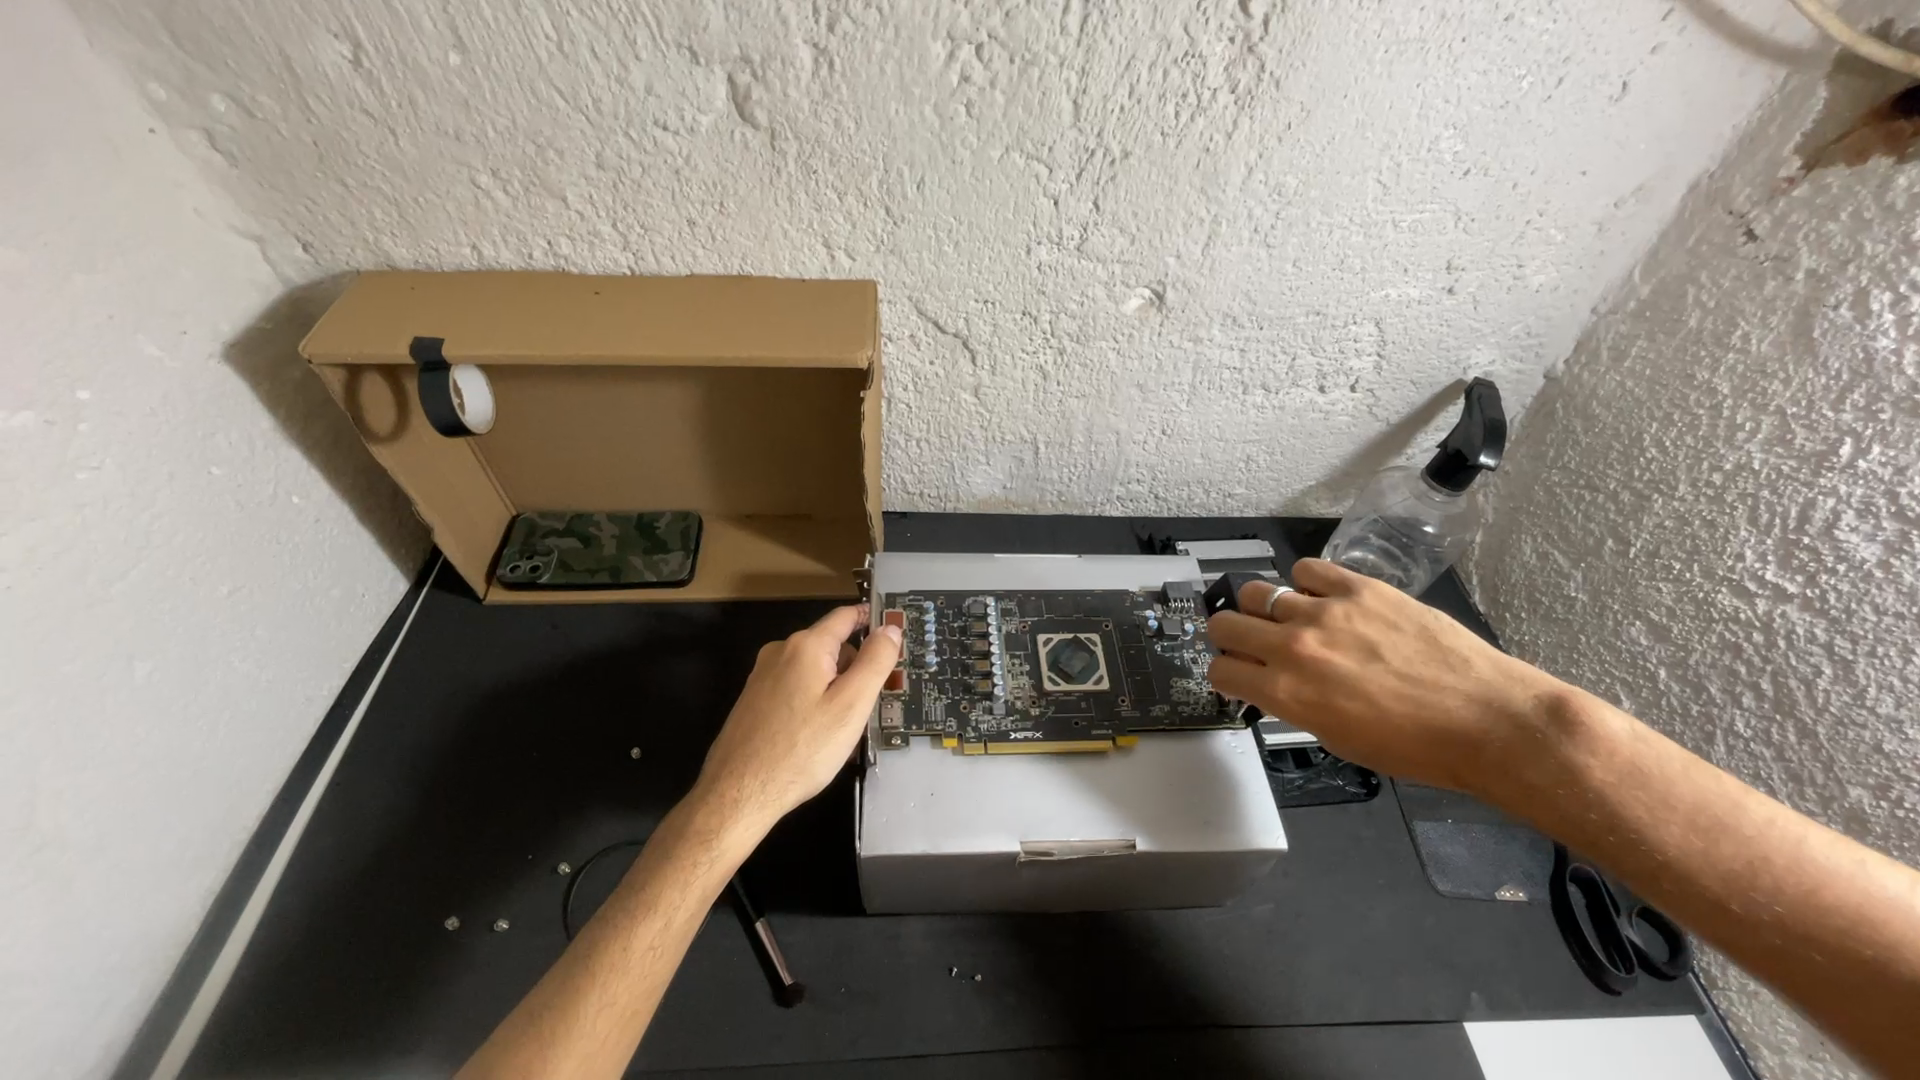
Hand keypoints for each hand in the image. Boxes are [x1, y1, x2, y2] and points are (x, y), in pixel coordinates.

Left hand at [692, 605, 901, 827]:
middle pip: (831, 646)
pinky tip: (818, 736)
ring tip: (846, 728)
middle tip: (872, 702)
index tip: (894, 631)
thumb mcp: (851, 706)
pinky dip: (814, 702)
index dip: (872, 619)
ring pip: (814, 671)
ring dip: (835, 689)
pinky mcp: (754, 700)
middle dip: (855, 667)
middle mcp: (780, 652)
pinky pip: (796, 689)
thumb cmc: (801, 750)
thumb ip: (875, 662)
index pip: (845, 616)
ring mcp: (763, 676)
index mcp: (805, 646)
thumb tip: (890, 628)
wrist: (739, 793)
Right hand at [1207, 558, 1567, 794]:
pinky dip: (1306, 584)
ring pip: (1257, 592)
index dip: (1225, 675)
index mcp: (1286, 694)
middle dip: (1230, 638)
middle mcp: (1294, 648)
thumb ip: (1294, 705)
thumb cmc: (1416, 747)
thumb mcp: (1337, 739)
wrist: (1486, 720)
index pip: (1220, 670)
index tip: (1238, 675)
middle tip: (1250, 644)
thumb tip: (1277, 685)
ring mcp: (1325, 612)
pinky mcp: (1360, 588)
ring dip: (1263, 609)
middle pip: (1224, 624)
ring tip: (1289, 620)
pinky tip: (1323, 600)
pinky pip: (1307, 569)